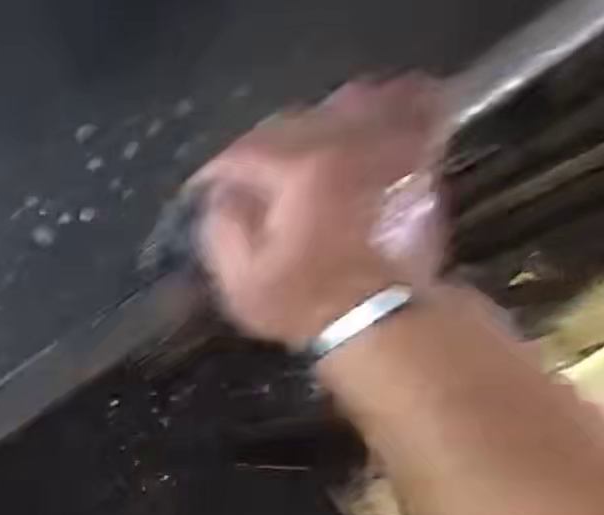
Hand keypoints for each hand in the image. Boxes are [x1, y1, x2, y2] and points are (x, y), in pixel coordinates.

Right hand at [191, 75, 449, 348]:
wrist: (380, 310)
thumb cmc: (297, 298)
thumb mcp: (237, 274)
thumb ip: (221, 226)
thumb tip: (220, 196)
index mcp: (300, 171)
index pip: (243, 152)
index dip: (212, 171)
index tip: (195, 192)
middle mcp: (349, 144)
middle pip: (289, 123)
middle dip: (252, 149)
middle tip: (231, 179)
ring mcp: (390, 145)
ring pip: (343, 106)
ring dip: (308, 126)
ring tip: (285, 155)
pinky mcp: (417, 156)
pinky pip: (406, 107)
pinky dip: (377, 109)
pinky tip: (351, 129)